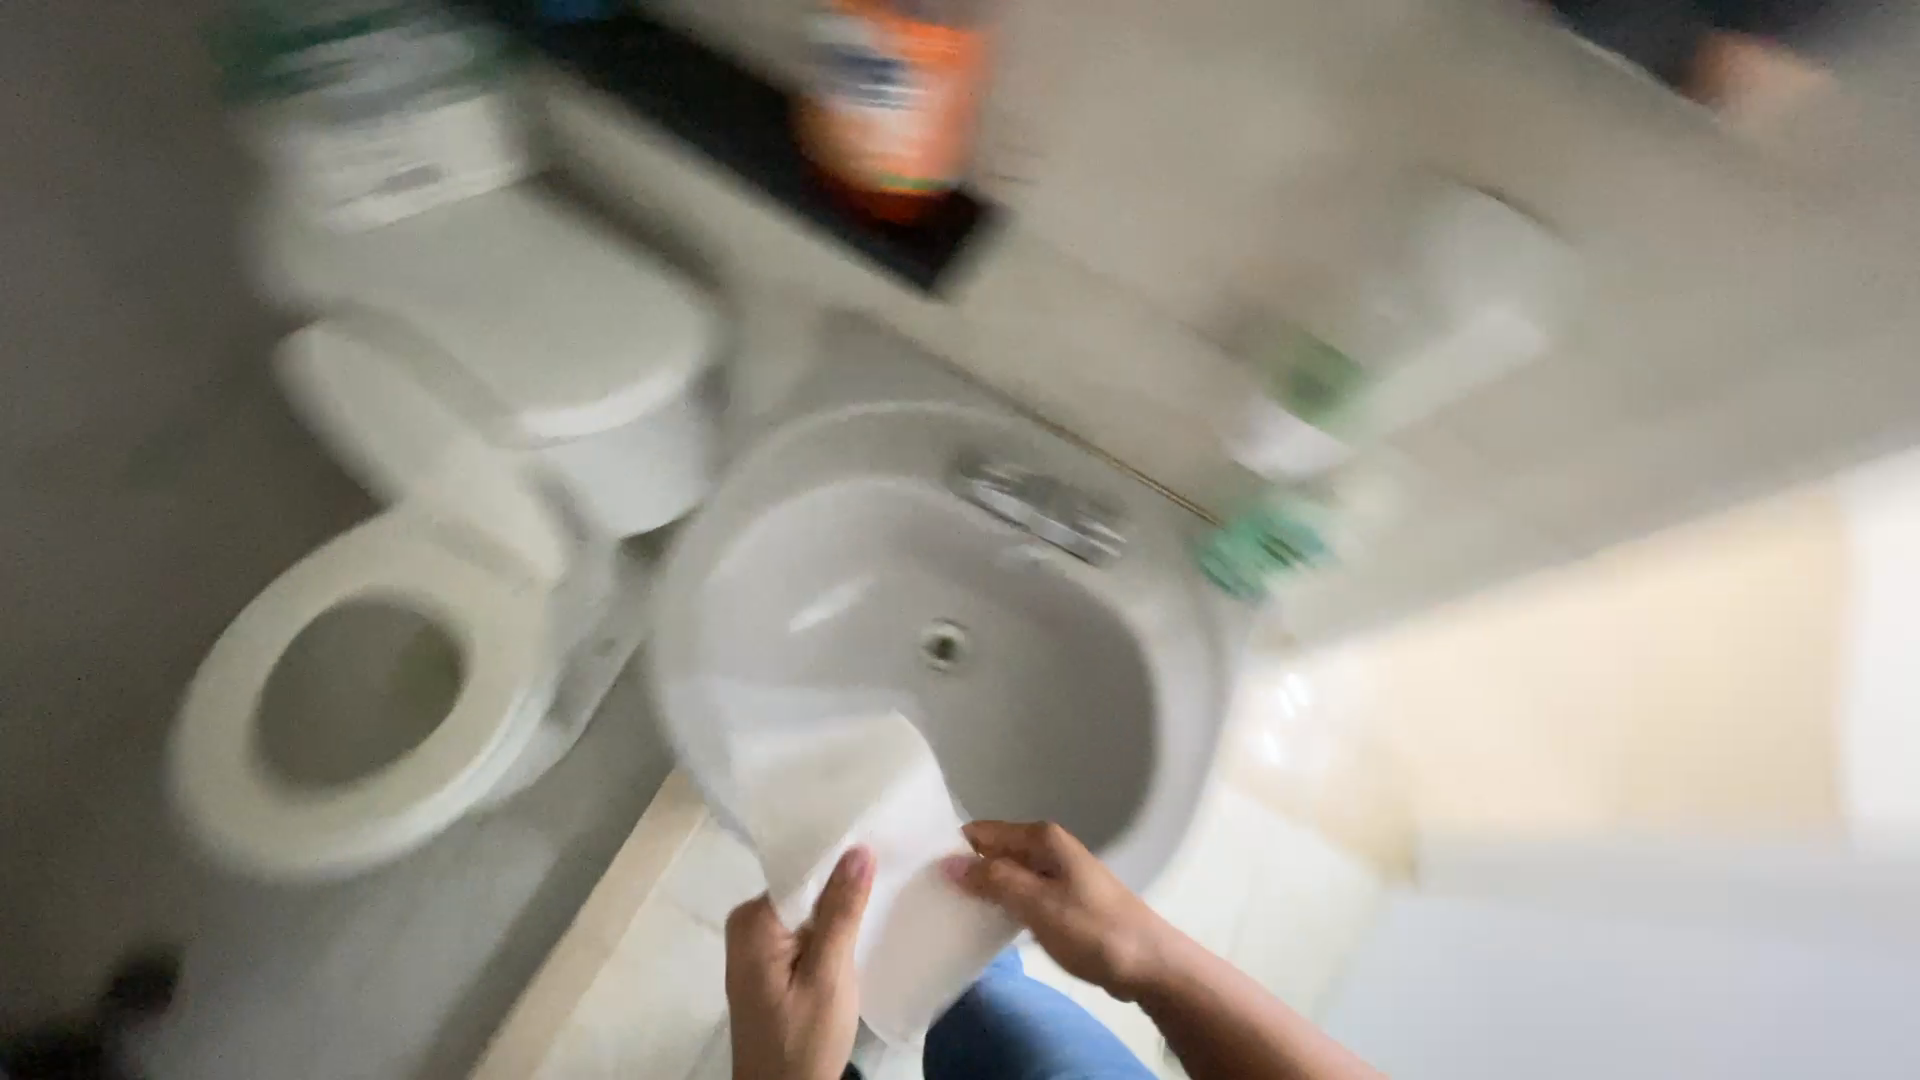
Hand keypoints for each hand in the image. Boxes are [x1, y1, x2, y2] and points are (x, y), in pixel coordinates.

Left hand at [725, 846, 874, 1079]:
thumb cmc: (803, 1043)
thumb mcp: (829, 976)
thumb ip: (842, 911)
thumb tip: (858, 848)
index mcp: (753, 921)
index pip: (802, 869)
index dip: (839, 857)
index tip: (876, 842)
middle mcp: (748, 924)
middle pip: (804, 885)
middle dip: (841, 880)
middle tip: (886, 864)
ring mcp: (758, 943)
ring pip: (807, 905)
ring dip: (839, 903)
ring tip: (881, 884)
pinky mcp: (771, 960)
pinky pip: (804, 925)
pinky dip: (830, 925)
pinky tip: (859, 920)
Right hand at [942, 821, 1174, 1000]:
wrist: (1149, 964)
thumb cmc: (1093, 930)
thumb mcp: (1038, 904)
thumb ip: (994, 881)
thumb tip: (948, 863)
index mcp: (1041, 838)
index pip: (983, 832)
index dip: (954, 849)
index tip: (924, 873)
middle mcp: (1047, 847)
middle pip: (993, 851)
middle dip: (965, 871)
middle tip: (931, 898)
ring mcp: (1056, 873)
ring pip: (1006, 874)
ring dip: (983, 891)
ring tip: (950, 914)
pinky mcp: (1061, 899)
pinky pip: (1021, 894)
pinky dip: (1003, 906)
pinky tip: (984, 927)